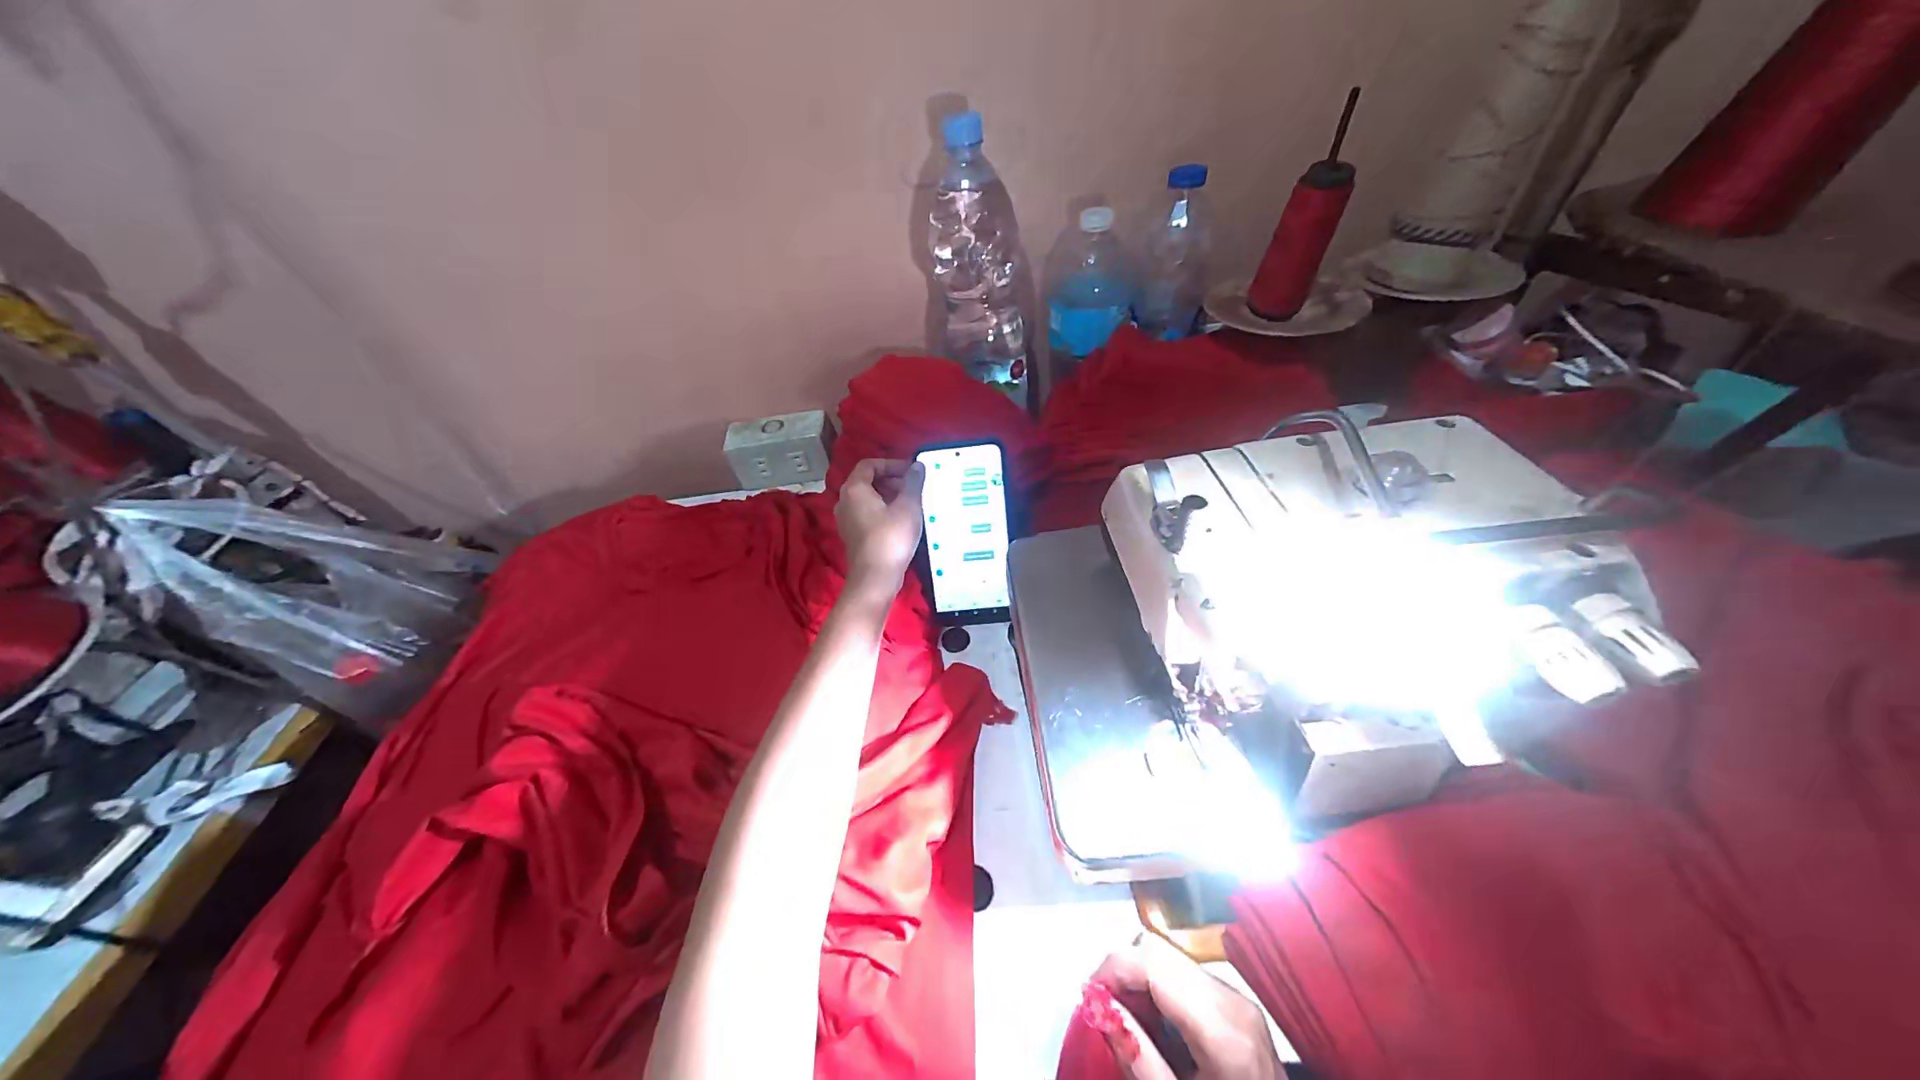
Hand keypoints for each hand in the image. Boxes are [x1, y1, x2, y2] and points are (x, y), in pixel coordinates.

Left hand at [835, 458, 924, 602]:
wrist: (875, 578)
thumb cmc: (891, 538)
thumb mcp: (908, 506)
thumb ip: (912, 482)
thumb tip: (917, 466)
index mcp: (854, 489)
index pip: (869, 465)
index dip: (892, 464)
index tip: (911, 472)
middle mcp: (844, 501)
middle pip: (867, 481)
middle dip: (892, 480)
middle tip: (914, 487)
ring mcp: (846, 520)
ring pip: (868, 499)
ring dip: (889, 496)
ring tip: (912, 503)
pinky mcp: (853, 535)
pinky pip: (867, 514)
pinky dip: (884, 511)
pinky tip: (903, 521)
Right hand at [1087, 934, 1280, 1079]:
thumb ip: (1138, 1057)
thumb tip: (1099, 1006)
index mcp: (1222, 1029)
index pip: (1153, 962)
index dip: (1111, 970)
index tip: (1090, 999)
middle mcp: (1233, 1000)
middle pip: (1159, 950)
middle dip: (1121, 971)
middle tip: (1106, 1013)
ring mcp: (1239, 999)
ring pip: (1169, 956)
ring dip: (1138, 978)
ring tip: (1130, 1024)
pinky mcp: (1238, 1004)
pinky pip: (1184, 974)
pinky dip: (1157, 987)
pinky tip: (1155, 1025)